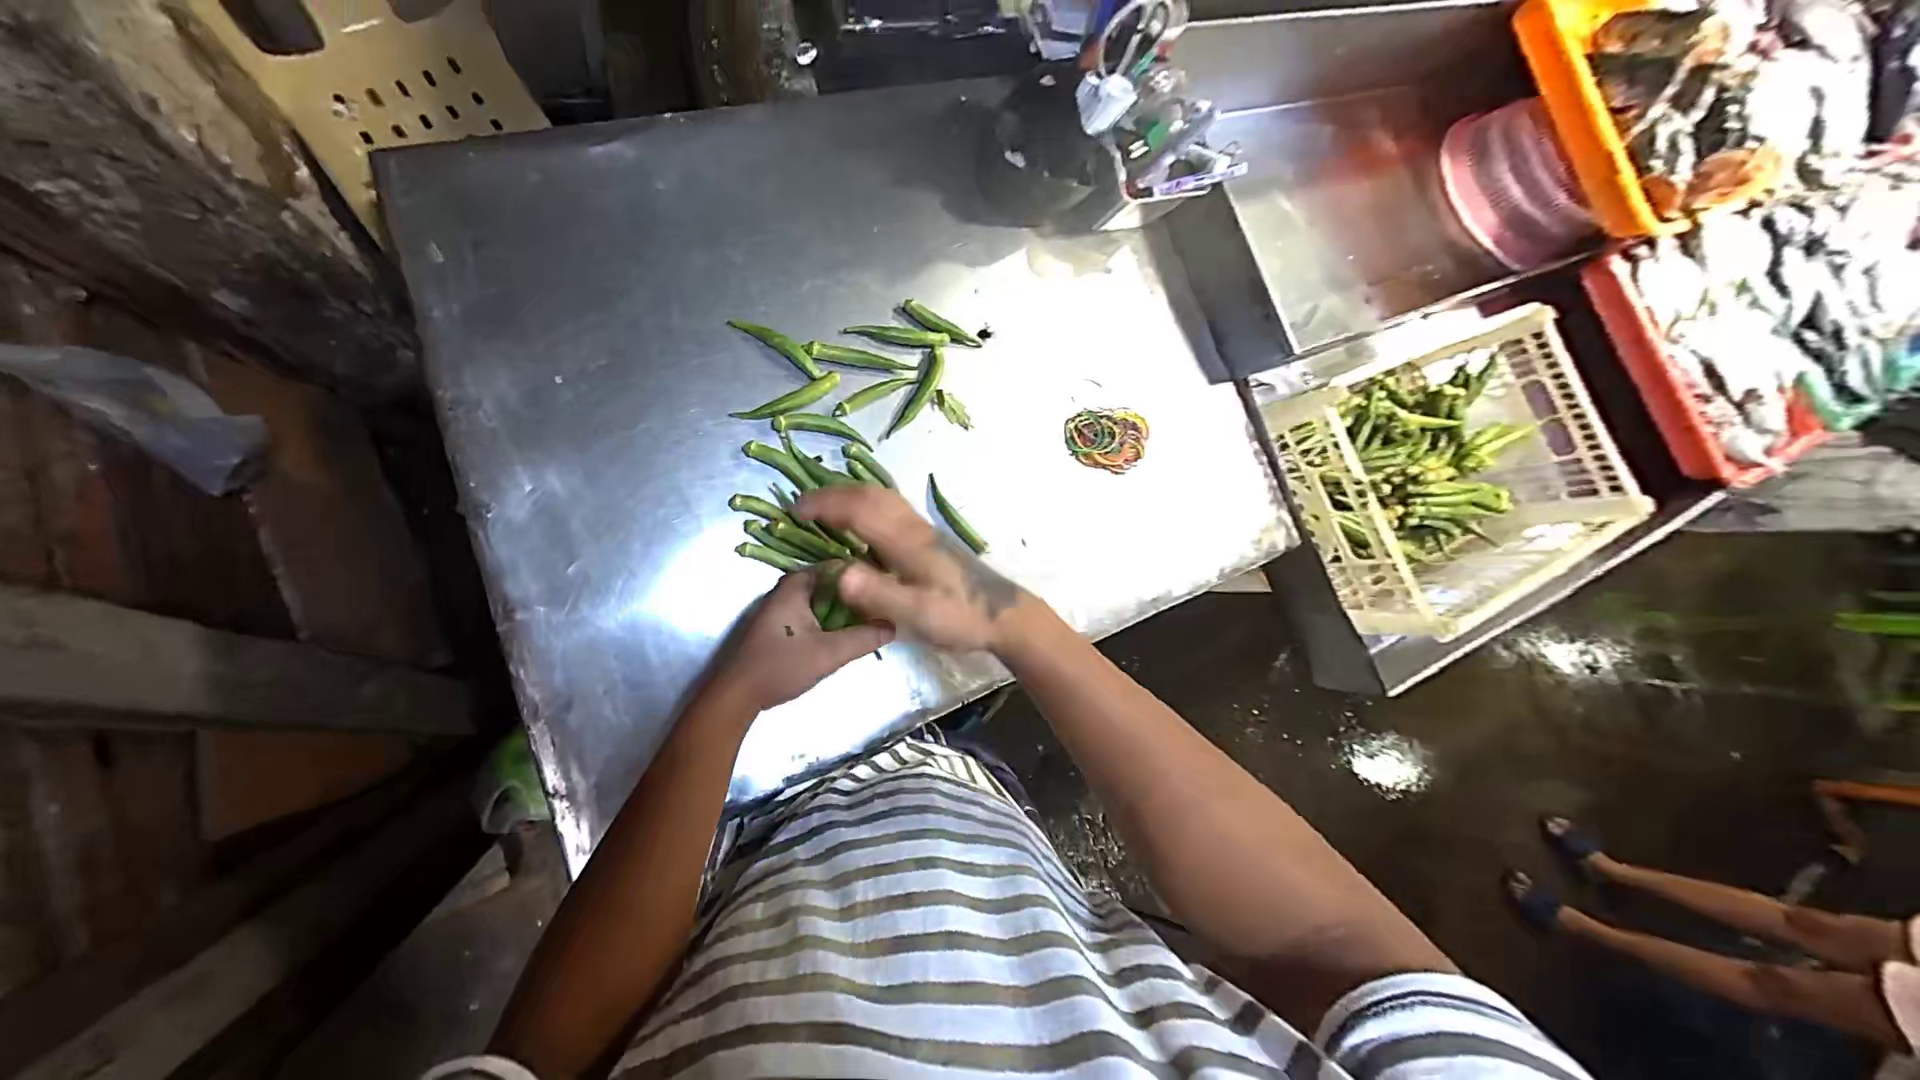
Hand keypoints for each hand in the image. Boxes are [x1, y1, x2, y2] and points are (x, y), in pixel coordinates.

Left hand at [708, 568, 893, 711]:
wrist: (737, 697)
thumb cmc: (780, 667)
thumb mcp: (829, 653)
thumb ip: (864, 638)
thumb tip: (893, 625)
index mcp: (795, 586)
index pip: (837, 566)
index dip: (864, 573)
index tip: (888, 583)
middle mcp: (787, 590)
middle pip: (831, 584)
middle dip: (857, 593)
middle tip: (885, 603)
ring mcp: (782, 609)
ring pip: (823, 601)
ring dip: (845, 609)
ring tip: (874, 617)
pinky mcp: (781, 627)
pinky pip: (814, 614)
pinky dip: (832, 620)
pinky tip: (849, 633)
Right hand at [796, 485, 1043, 652]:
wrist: (1006, 615)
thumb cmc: (961, 616)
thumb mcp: (917, 614)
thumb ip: (876, 594)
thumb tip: (836, 572)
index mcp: (905, 542)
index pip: (857, 510)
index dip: (823, 506)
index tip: (793, 510)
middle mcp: (914, 528)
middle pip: (869, 495)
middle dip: (833, 494)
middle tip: (803, 505)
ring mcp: (925, 531)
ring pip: (883, 497)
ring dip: (851, 496)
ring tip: (826, 508)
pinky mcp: (931, 540)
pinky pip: (892, 508)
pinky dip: (868, 505)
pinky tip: (864, 524)